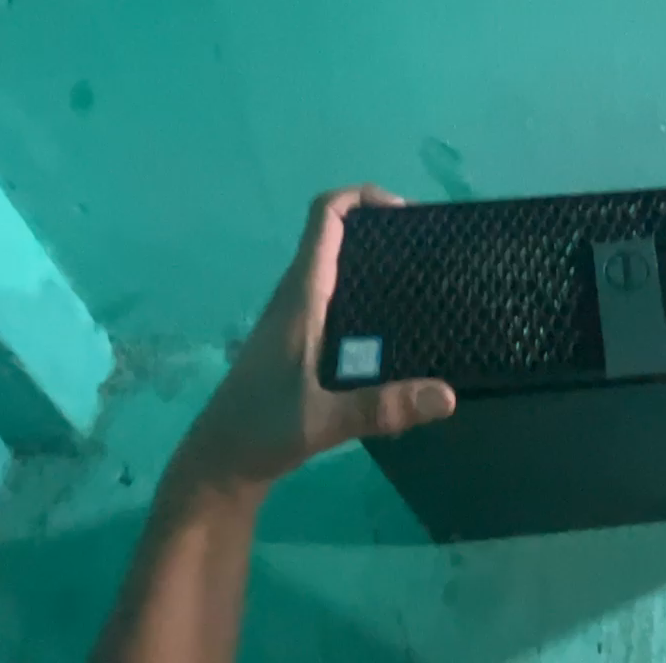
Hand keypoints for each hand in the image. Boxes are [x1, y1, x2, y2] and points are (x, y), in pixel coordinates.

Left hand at [179, 185, 456, 490]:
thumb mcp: (323, 422)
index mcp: (301, 295)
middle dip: (381, 227)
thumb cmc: (261, 431)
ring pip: (337, 263)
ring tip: (423, 276)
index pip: (324, 217)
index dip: (362, 197)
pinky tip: (397, 321)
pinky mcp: (300, 338)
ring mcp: (296, 315)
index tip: (407, 214)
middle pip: (335, 233)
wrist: (217, 468)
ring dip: (375, 258)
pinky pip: (338, 292)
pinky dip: (368, 288)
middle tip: (429, 247)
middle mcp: (298, 295)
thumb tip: (449, 395)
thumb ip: (383, 408)